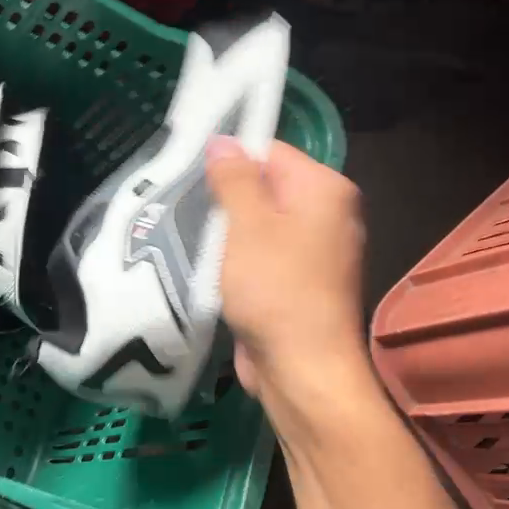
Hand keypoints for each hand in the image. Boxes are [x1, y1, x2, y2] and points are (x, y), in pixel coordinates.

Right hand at [206, 139, 371, 414]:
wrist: (301, 366)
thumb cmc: (275, 290)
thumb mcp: (246, 227)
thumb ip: (233, 180)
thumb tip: (222, 141)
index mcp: (324, 190)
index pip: (270, 151)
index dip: (228, 160)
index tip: (188, 175)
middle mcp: (326, 213)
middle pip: (263, 188)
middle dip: (222, 199)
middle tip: (182, 208)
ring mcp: (313, 250)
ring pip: (256, 224)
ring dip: (223, 232)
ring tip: (188, 237)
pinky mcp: (296, 282)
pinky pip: (259, 255)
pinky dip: (233, 259)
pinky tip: (207, 269)